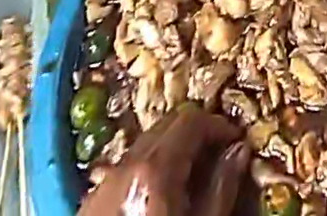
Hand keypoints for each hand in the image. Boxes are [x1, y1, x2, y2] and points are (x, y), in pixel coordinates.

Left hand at [79, 108, 248, 215]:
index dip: (219, 125)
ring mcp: (101, 187)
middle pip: (166, 125)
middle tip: (219, 154)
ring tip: (192, 178)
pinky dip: (148, 171)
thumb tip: (238, 151)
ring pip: (144, 146)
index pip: (192, 120)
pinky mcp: (87, 209)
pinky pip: (125, 171)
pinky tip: (160, 200)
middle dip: (196, 133)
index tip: (237, 141)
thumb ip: (222, 186)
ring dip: (172, 150)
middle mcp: (125, 167)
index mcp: (155, 169)